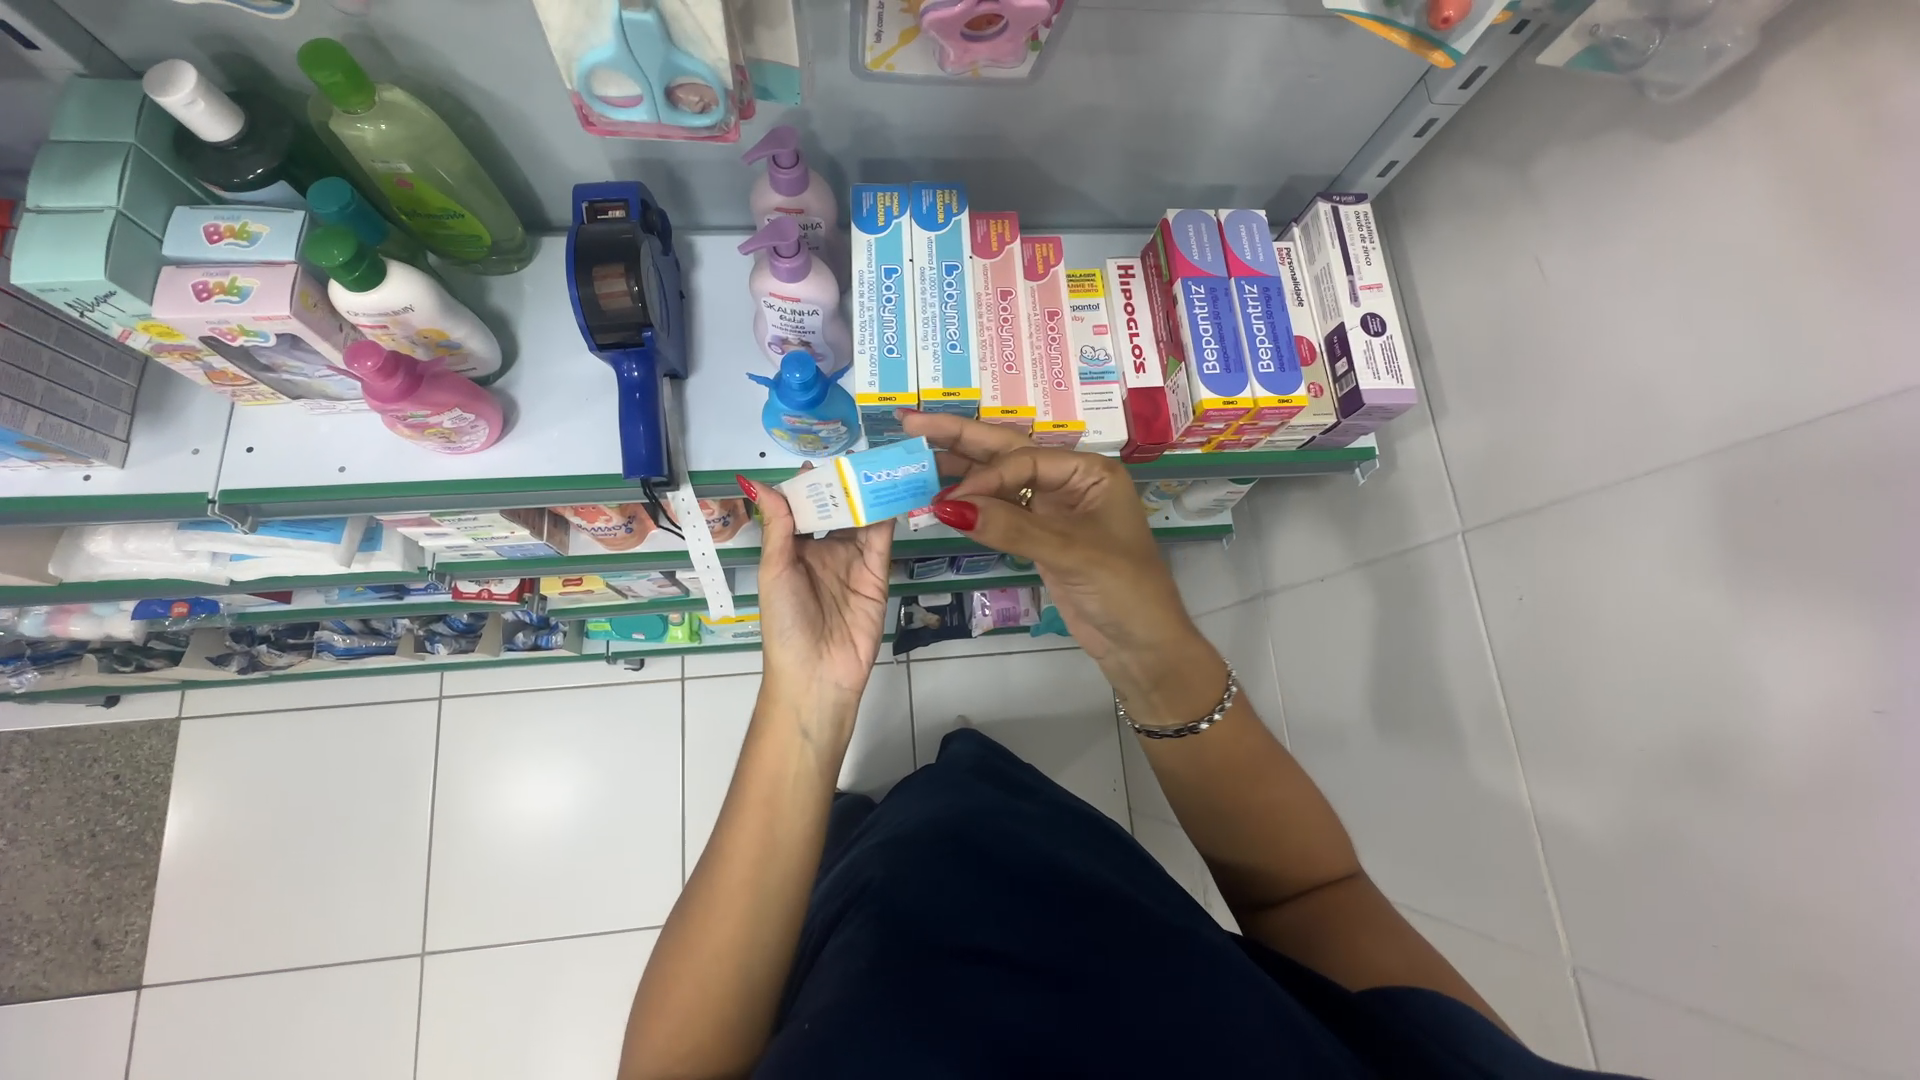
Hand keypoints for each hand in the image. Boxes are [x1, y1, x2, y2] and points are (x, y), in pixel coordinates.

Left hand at [737, 473, 893, 731]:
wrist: (817, 674)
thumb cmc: (785, 625)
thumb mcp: (775, 572)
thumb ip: (778, 527)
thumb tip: (763, 483)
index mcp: (794, 552)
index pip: (802, 510)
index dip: (809, 486)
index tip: (818, 460)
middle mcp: (824, 553)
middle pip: (835, 510)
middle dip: (843, 485)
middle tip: (856, 455)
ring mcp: (852, 562)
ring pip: (861, 520)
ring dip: (866, 495)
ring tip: (877, 464)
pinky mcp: (877, 574)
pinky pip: (882, 539)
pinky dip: (887, 515)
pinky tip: (892, 490)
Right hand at [898, 412, 1207, 699]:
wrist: (1142, 644)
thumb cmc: (1124, 589)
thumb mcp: (1070, 553)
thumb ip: (1009, 527)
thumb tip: (946, 507)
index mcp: (1089, 471)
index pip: (1024, 460)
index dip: (985, 477)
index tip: (950, 500)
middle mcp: (1069, 482)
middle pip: (1007, 453)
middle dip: (959, 439)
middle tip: (910, 423)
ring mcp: (1052, 509)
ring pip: (1000, 482)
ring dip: (960, 472)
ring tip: (915, 457)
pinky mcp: (1040, 537)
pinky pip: (1000, 513)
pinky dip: (972, 509)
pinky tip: (942, 501)